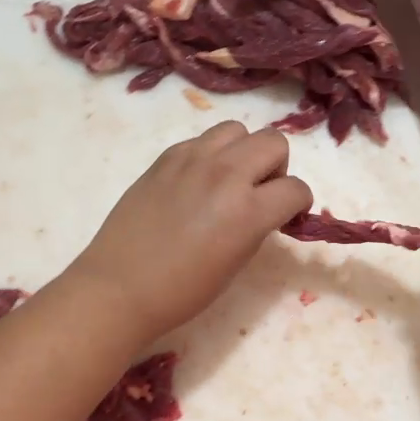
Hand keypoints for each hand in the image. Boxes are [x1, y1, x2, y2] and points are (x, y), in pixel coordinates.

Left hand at [69, 121, 313, 341]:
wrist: (121, 286)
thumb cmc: (183, 290)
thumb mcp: (236, 262)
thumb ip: (258, 226)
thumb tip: (266, 209)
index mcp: (248, 210)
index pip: (295, 188)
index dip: (297, 204)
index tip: (286, 217)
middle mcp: (225, 174)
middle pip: (273, 142)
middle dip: (276, 168)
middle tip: (259, 194)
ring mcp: (192, 160)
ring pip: (237, 130)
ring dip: (243, 152)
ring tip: (228, 181)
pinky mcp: (165, 158)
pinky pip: (201, 140)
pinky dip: (210, 155)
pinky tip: (196, 183)